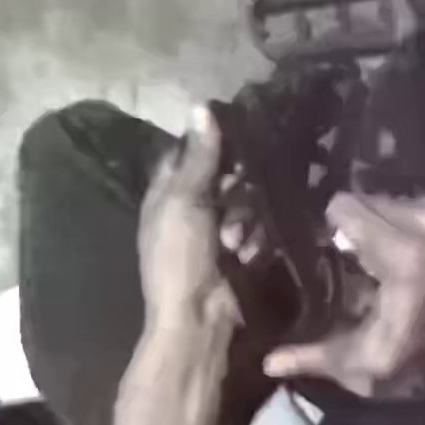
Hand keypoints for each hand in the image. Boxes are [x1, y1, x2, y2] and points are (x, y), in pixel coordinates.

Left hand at [136, 107, 240, 335]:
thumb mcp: (184, 202)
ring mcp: (217, 233)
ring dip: (245, 221)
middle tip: (237, 202)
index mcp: (167, 193)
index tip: (243, 131)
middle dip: (235, 190)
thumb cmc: (179, 258)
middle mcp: (191, 208)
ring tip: (236, 243)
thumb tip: (201, 106)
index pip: (191, 152)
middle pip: (224, 178)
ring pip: (245, 204)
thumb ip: (198, 158)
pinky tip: (248, 254)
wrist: (196, 318)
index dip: (213, 141)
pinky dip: (254, 241)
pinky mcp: (240, 253)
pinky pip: (257, 231)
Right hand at [262, 192, 424, 396]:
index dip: (330, 228)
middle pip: (365, 202)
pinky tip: (399, 254)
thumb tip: (268, 364)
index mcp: (401, 252)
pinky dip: (398, 224)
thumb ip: (314, 356)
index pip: (345, 207)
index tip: (329, 251)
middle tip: (353, 260)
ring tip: (376, 259)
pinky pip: (409, 206)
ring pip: (386, 202)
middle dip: (354, 227)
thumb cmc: (419, 356)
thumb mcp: (363, 361)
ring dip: (377, 226)